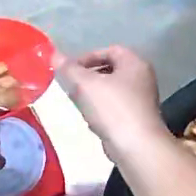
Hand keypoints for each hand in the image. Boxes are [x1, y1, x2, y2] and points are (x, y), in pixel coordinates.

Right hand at [54, 46, 170, 160]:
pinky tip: (90, 118)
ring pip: (111, 89)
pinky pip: (114, 106)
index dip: (88, 56)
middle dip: (88, 76)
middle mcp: (141, 78)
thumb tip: (54, 55)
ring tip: (76, 102)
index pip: (110, 50)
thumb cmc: (112, 108)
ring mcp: (141, 99)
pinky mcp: (136, 117)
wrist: (136, 145)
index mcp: (134, 64)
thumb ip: (69, 69)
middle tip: (70, 84)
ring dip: (92, 93)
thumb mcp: (85, 85)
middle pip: (110, 69)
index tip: (70, 69)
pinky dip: (100, 108)